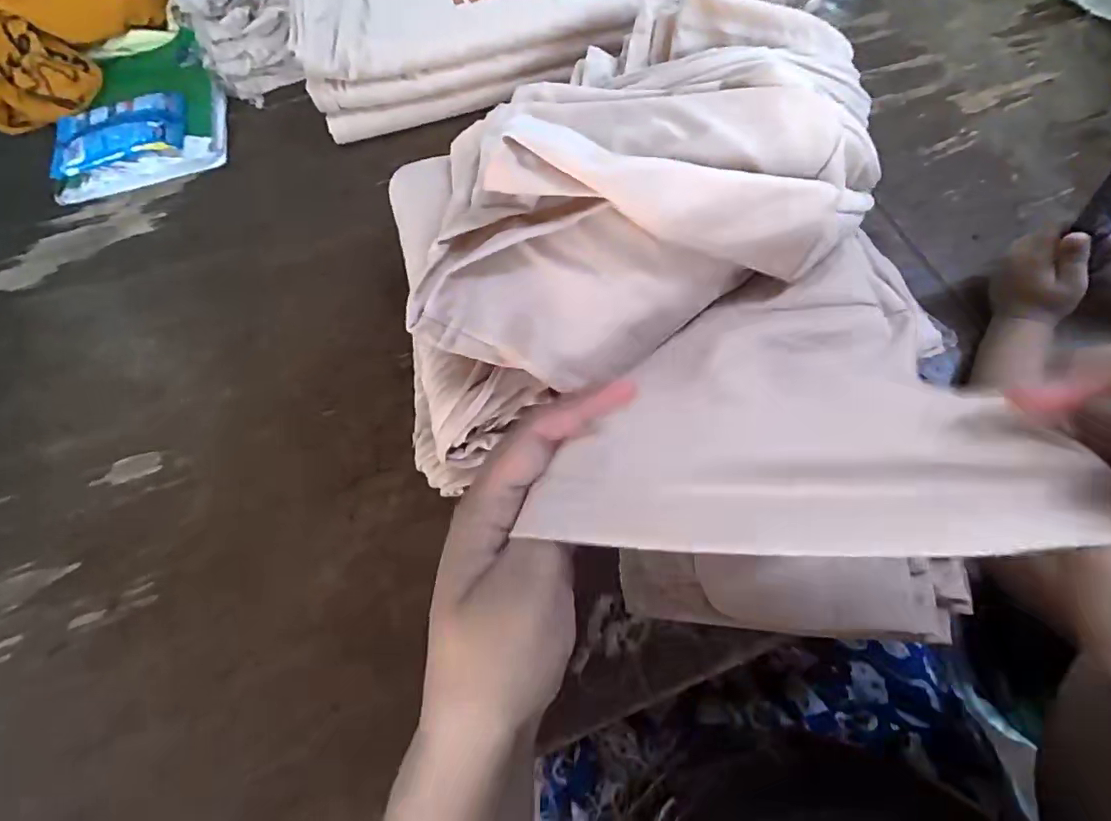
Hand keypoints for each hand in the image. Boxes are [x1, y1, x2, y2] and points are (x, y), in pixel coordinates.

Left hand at [419, 381, 635, 738]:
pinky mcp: (533, 547)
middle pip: (535, 441)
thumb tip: (575, 472)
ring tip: (624, 418)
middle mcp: (494, 505)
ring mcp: (513, 526)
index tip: (625, 389)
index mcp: (483, 506)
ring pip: (548, 466)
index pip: (530, 438)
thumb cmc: (499, 653)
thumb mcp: (527, 586)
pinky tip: (612, 471)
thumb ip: (549, 521)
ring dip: (583, 438)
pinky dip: (586, 474)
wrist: (481, 721)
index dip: (575, 408)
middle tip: (629, 392)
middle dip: (579, 411)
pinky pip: (560, 496)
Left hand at [989, 229, 1090, 323]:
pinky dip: (1026, 256)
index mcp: (1034, 250)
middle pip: (1037, 233)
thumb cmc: (1048, 305)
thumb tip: (1079, 233)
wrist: (1017, 323)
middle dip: (1053, 238)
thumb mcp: (1072, 284)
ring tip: (1052, 262)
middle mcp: (1016, 248)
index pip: (1052, 226)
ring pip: (1025, 242)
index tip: (1079, 238)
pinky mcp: (997, 267)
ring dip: (1039, 247)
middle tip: (1068, 252)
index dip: (1068, 227)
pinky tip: (1035, 270)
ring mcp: (1003, 257)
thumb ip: (1075, 257)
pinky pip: (1015, 253)